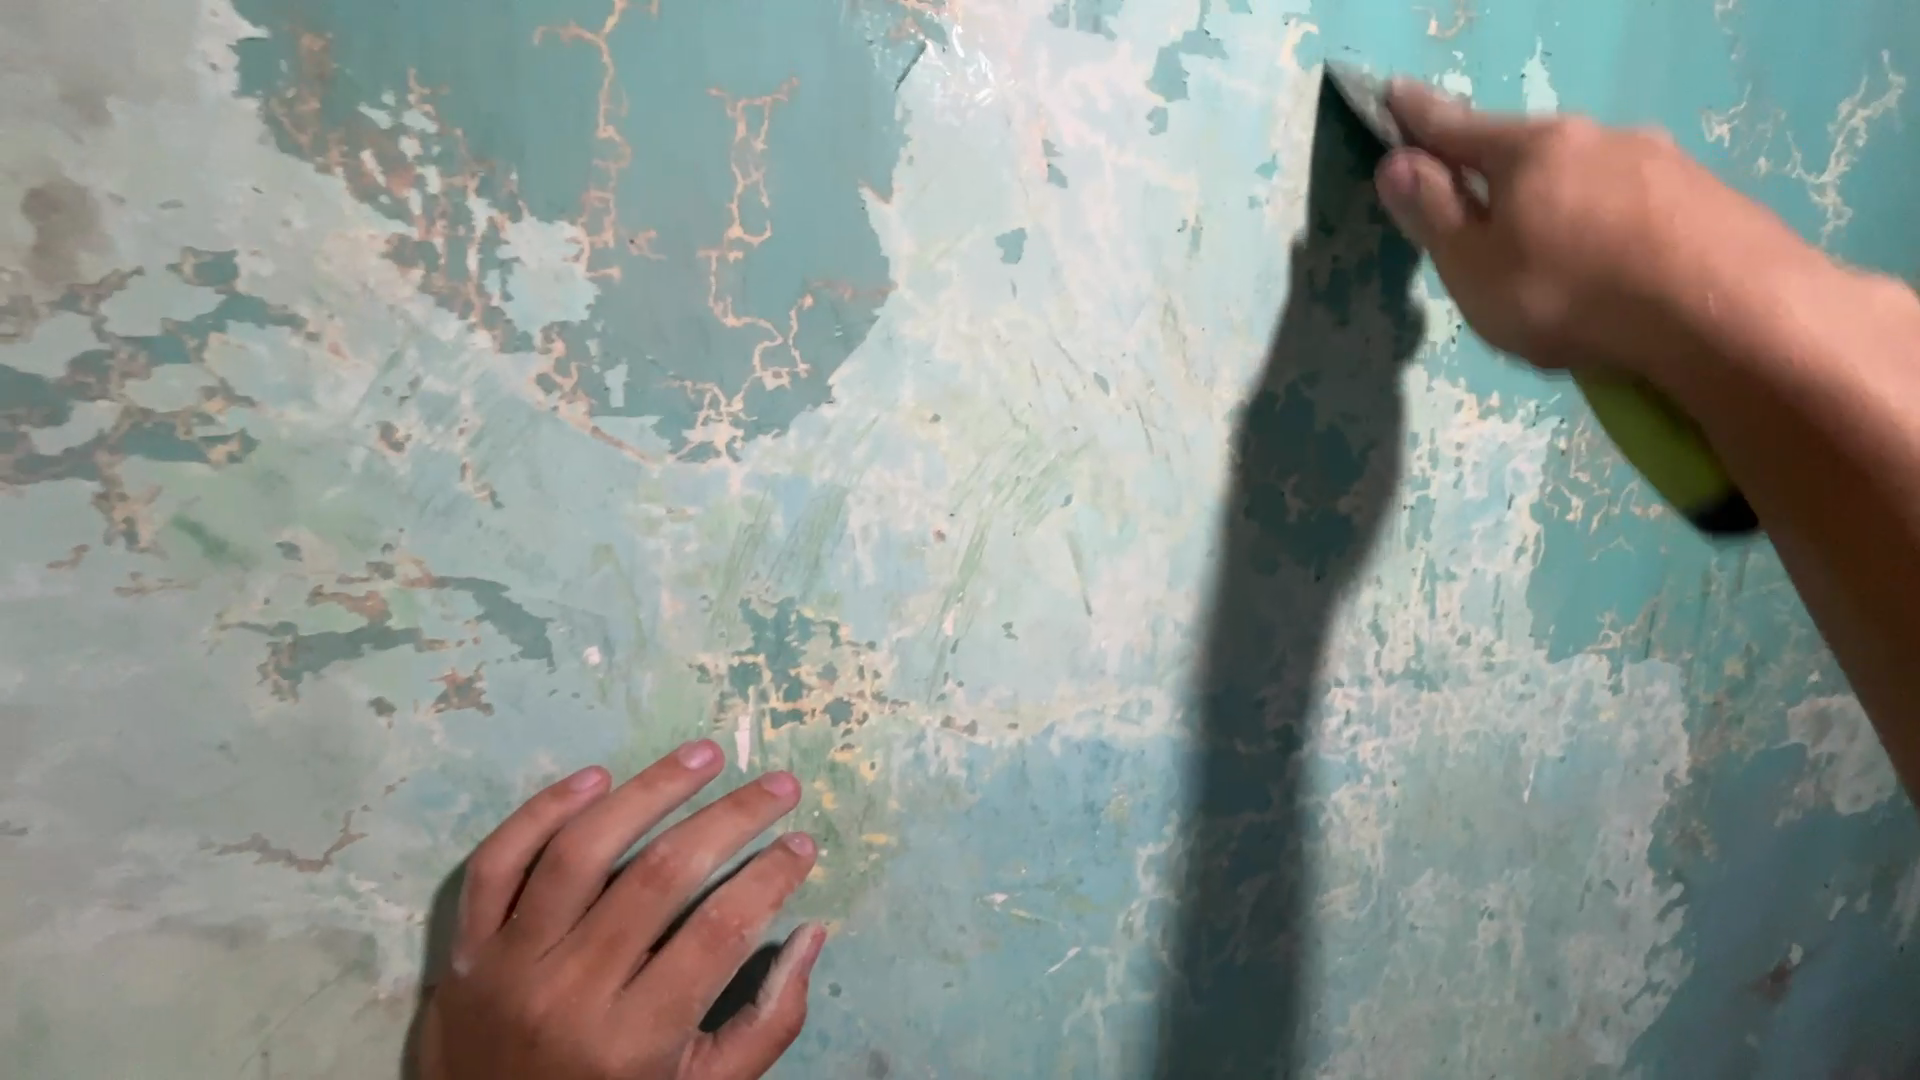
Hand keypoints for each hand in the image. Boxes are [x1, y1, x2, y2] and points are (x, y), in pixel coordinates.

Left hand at [415, 742, 825, 1079]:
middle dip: (736, 816)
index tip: (803, 844)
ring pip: (582, 849)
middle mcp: (568, 994)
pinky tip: (597, 778)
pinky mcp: (464, 949)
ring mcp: (507, 966)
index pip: (721, 931)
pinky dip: (543, 811)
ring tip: (705, 754)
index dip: (772, 877)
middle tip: (781, 785)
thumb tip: (811, 931)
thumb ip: (769, 1024)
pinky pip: (497, 862)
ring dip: (652, 789)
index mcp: (634, 1042)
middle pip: (663, 874)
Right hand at [1372, 80, 1821, 378]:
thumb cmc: (1567, 293)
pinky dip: (1595, 225)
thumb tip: (1394, 162)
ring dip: (1549, 205)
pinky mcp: (1699, 195)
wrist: (1725, 313)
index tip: (1393, 92)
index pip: (1456, 126)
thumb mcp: (1472, 265)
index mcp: (1531, 151)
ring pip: (1578, 178)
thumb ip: (1432, 214)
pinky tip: (1599, 265)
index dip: (1418, 115)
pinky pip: (1622, 203)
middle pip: (1523, 154)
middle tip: (1469, 216)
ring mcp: (1656, 161)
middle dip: (1491, 176)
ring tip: (1540, 257)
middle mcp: (1596, 138)